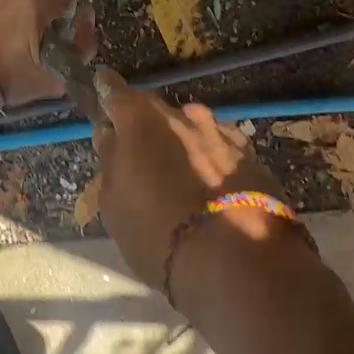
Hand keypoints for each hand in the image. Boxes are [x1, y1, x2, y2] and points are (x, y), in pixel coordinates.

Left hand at [0, 0, 87, 108]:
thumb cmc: (9, 80)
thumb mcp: (56, 74)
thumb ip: (82, 45)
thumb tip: (87, 18)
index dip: (68, 13)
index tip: (59, 32)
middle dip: (44, 7)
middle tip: (36, 32)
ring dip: (22, 1)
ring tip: (14, 27)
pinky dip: (2, 0)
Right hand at [89, 69, 286, 290]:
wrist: (239, 265)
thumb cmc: (159, 233)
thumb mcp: (114, 204)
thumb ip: (110, 161)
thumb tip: (109, 136)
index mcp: (140, 120)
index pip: (114, 90)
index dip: (106, 90)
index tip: (101, 88)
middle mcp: (181, 114)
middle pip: (155, 110)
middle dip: (146, 123)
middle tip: (141, 149)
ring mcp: (220, 132)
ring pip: (192, 127)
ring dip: (183, 141)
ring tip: (181, 171)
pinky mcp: (253, 156)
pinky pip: (221, 147)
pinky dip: (213, 158)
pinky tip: (214, 183)